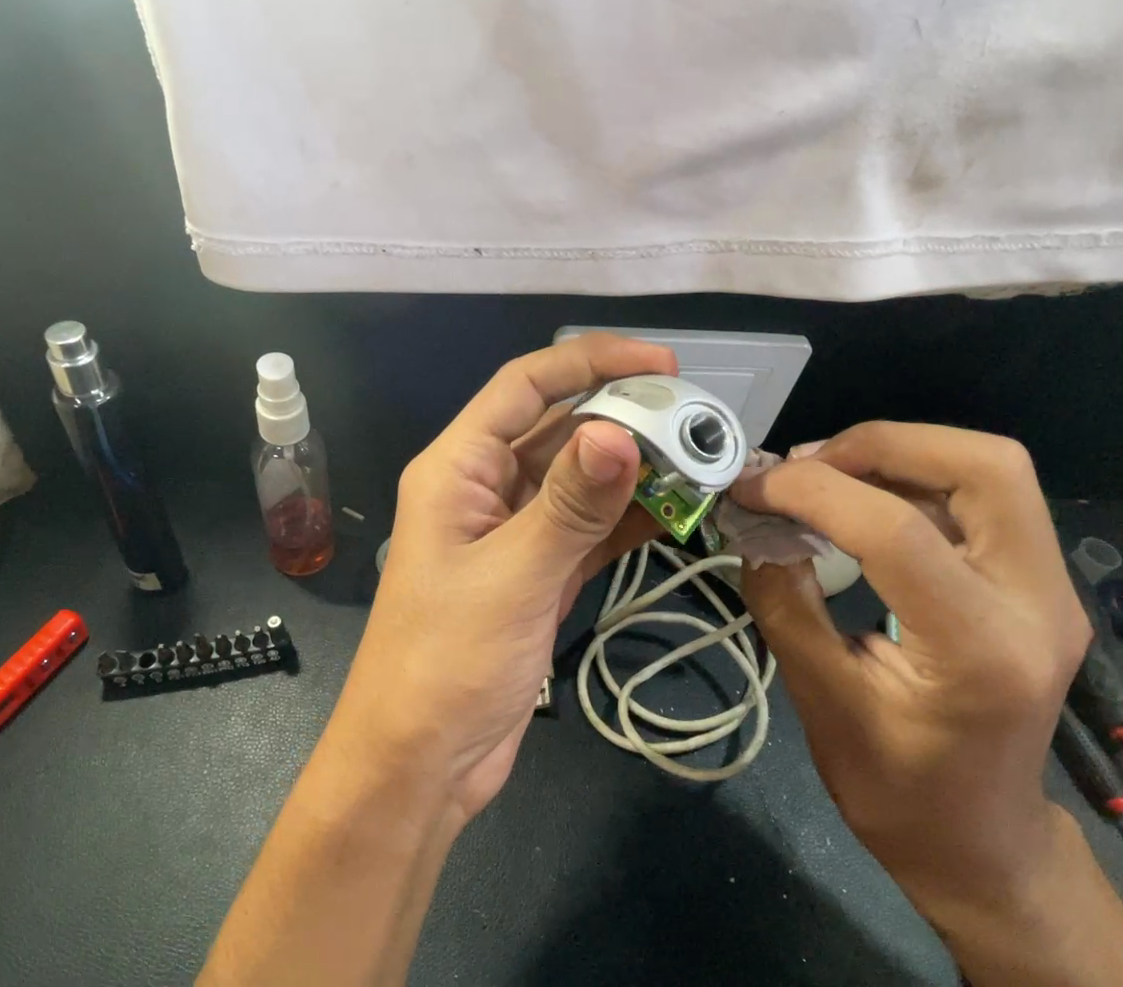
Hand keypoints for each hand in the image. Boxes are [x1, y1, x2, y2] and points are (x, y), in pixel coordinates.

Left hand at [334, 333, 675, 816]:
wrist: (420, 760)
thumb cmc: (445, 661)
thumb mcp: (511, 576)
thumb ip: (569, 504)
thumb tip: (621, 433)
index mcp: (457, 468)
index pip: (524, 386)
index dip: (590, 362)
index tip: (662, 366)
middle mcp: (484, 489)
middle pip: (558, 429)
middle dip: (624, 418)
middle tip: (699, 421)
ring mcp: (512, 534)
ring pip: (579, 481)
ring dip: (634, 470)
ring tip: (702, 462)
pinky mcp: (536, 574)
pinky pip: (587, 529)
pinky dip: (628, 520)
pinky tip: (677, 512)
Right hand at [732, 422, 1089, 903]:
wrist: (980, 844)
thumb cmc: (897, 793)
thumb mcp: (821, 703)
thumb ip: (785, 602)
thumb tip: (755, 527)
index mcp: (982, 650)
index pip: (898, 530)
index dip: (813, 491)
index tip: (750, 486)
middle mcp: (1039, 604)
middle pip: (985, 466)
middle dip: (882, 444)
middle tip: (805, 465)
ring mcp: (1050, 591)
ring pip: (990, 472)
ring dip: (899, 456)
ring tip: (823, 476)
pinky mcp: (1038, 584)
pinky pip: (983, 501)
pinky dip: (914, 482)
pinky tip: (859, 503)